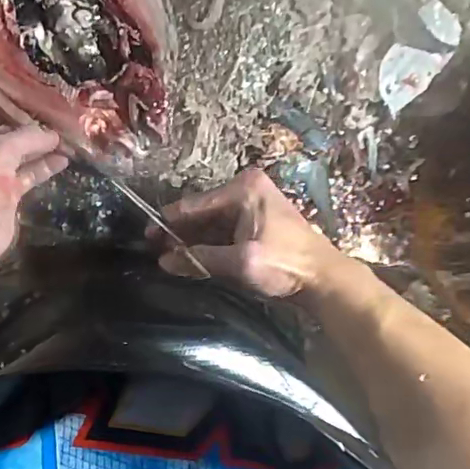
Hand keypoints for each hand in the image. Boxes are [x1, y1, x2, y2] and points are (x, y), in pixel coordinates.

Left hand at [0, 104, 68, 277]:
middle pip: (5, 134)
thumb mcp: (0, 149)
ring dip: (40, 148)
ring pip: (19, 155)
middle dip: (29, 129)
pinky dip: (43, 167)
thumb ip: (27, 137)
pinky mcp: (6, 193)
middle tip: (57, 120)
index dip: (9, 109)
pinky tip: (62, 160)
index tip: (36, 103)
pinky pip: (26, 174)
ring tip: (66, 140)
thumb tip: (51, 134)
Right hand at [156, 168, 361, 298]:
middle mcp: (246, 189)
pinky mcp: (257, 222)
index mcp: (243, 189)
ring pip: (210, 223)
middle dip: (179, 233)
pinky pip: (223, 230)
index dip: (167, 222)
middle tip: (154, 251)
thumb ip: (200, 259)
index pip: (194, 204)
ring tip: (168, 257)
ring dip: (192, 241)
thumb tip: (164, 260)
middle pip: (201, 212)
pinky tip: (191, 258)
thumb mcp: (240, 262)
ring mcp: (253, 204)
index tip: (145, 237)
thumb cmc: (285, 265)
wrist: (324, 279)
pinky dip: (207, 244)